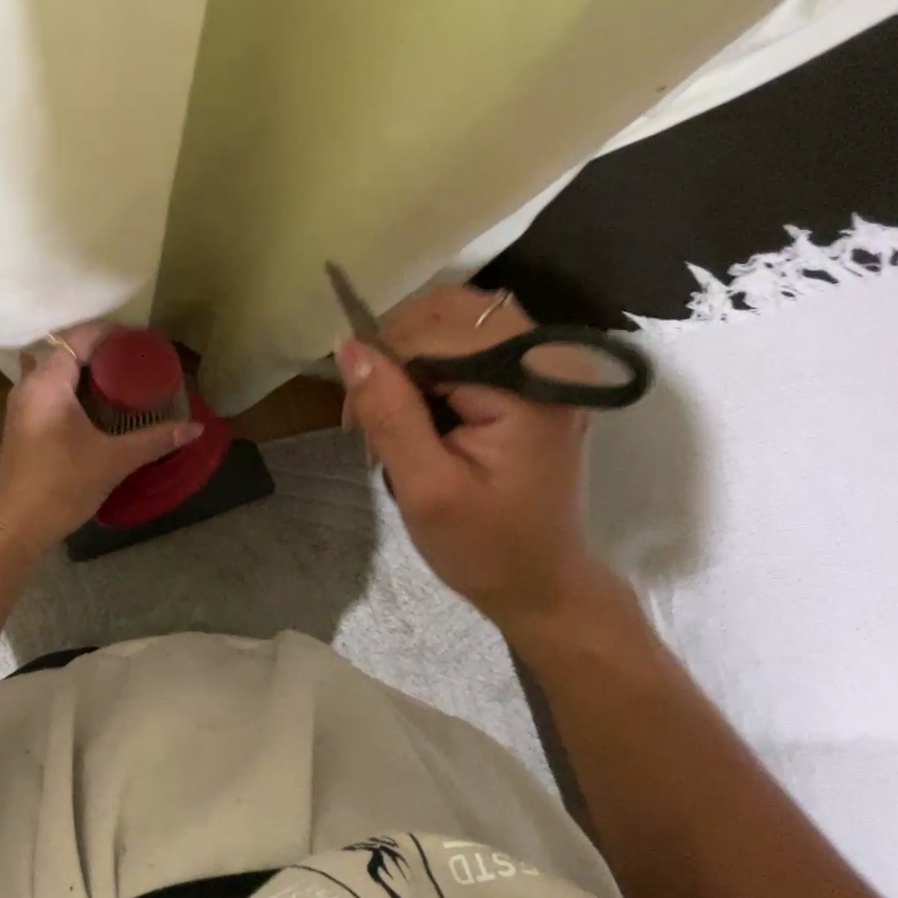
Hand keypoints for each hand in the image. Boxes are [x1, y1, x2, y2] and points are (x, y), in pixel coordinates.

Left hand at [0, 322, 203, 550]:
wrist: (16, 526)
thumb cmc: (63, 484)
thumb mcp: (114, 460)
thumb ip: (155, 440)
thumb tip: (195, 428)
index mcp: (47, 383)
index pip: (77, 339)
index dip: (108, 333)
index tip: (138, 340)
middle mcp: (28, 386)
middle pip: (63, 352)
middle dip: (98, 351)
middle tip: (134, 359)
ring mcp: (20, 407)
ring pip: (52, 372)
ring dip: (82, 371)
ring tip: (119, 379)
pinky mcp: (20, 426)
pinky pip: (47, 391)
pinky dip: (70, 389)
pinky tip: (94, 406)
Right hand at [337, 287, 609, 628]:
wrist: (541, 585)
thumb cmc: (485, 547)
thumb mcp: (425, 489)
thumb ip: (389, 414)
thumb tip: (348, 348)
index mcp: (531, 390)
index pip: (439, 332)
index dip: (385, 360)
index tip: (356, 418)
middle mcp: (550, 365)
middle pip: (454, 311)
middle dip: (396, 349)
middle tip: (369, 412)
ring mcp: (546, 371)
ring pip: (458, 322)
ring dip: (409, 356)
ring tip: (389, 414)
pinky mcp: (533, 382)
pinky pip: (470, 344)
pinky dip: (430, 367)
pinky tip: (415, 411)